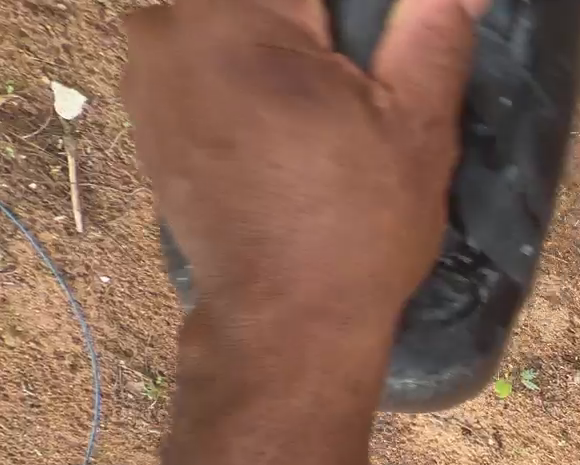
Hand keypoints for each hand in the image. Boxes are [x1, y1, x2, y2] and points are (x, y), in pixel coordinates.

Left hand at [124, 0, 484, 411]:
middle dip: (323, 34)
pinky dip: (251, 82)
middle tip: (367, 96)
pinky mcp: (146, 112)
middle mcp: (168, 20)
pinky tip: (294, 141)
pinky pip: (203, 63)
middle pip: (264, 2)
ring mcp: (146, 68)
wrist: (290, 315)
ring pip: (229, 26)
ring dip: (285, 55)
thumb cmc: (363, 225)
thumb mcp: (419, 135)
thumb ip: (431, 45)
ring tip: (333, 124)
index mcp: (240, 15)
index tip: (380, 60)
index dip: (360, 17)